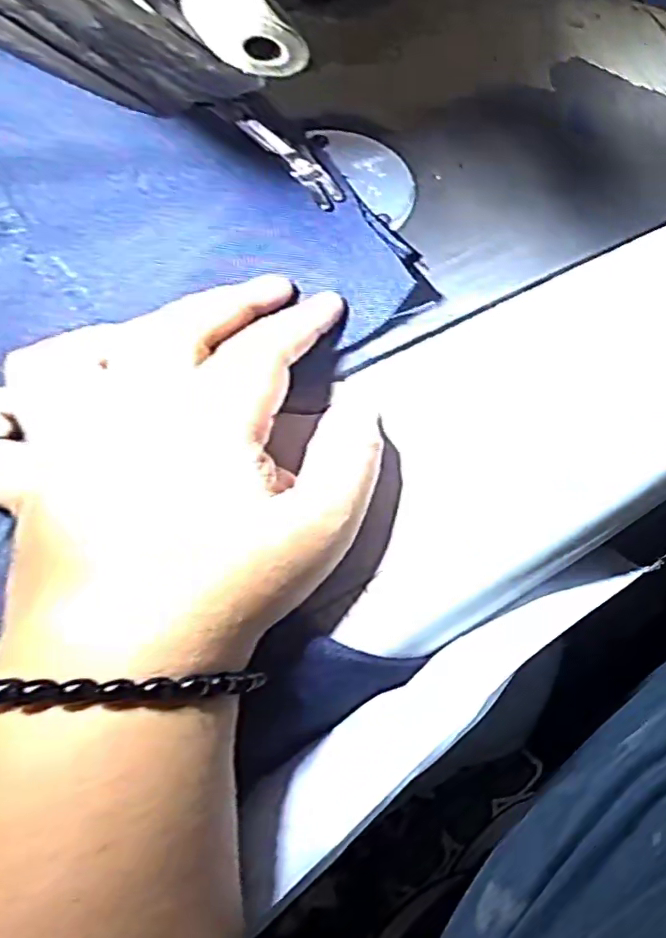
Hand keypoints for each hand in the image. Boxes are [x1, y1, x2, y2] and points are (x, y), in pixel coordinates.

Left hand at [0, 277, 383, 680]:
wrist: (131, 648)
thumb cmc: (241, 582)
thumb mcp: (328, 523)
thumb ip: (352, 456)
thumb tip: (360, 407)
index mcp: (205, 426)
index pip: (259, 354)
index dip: (300, 324)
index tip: (330, 307)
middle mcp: (126, 417)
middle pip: (168, 332)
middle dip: (226, 302)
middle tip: (269, 289)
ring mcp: (63, 442)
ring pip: (72, 355)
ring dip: (126, 329)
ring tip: (163, 327)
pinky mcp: (26, 477)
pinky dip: (18, 389)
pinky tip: (49, 385)